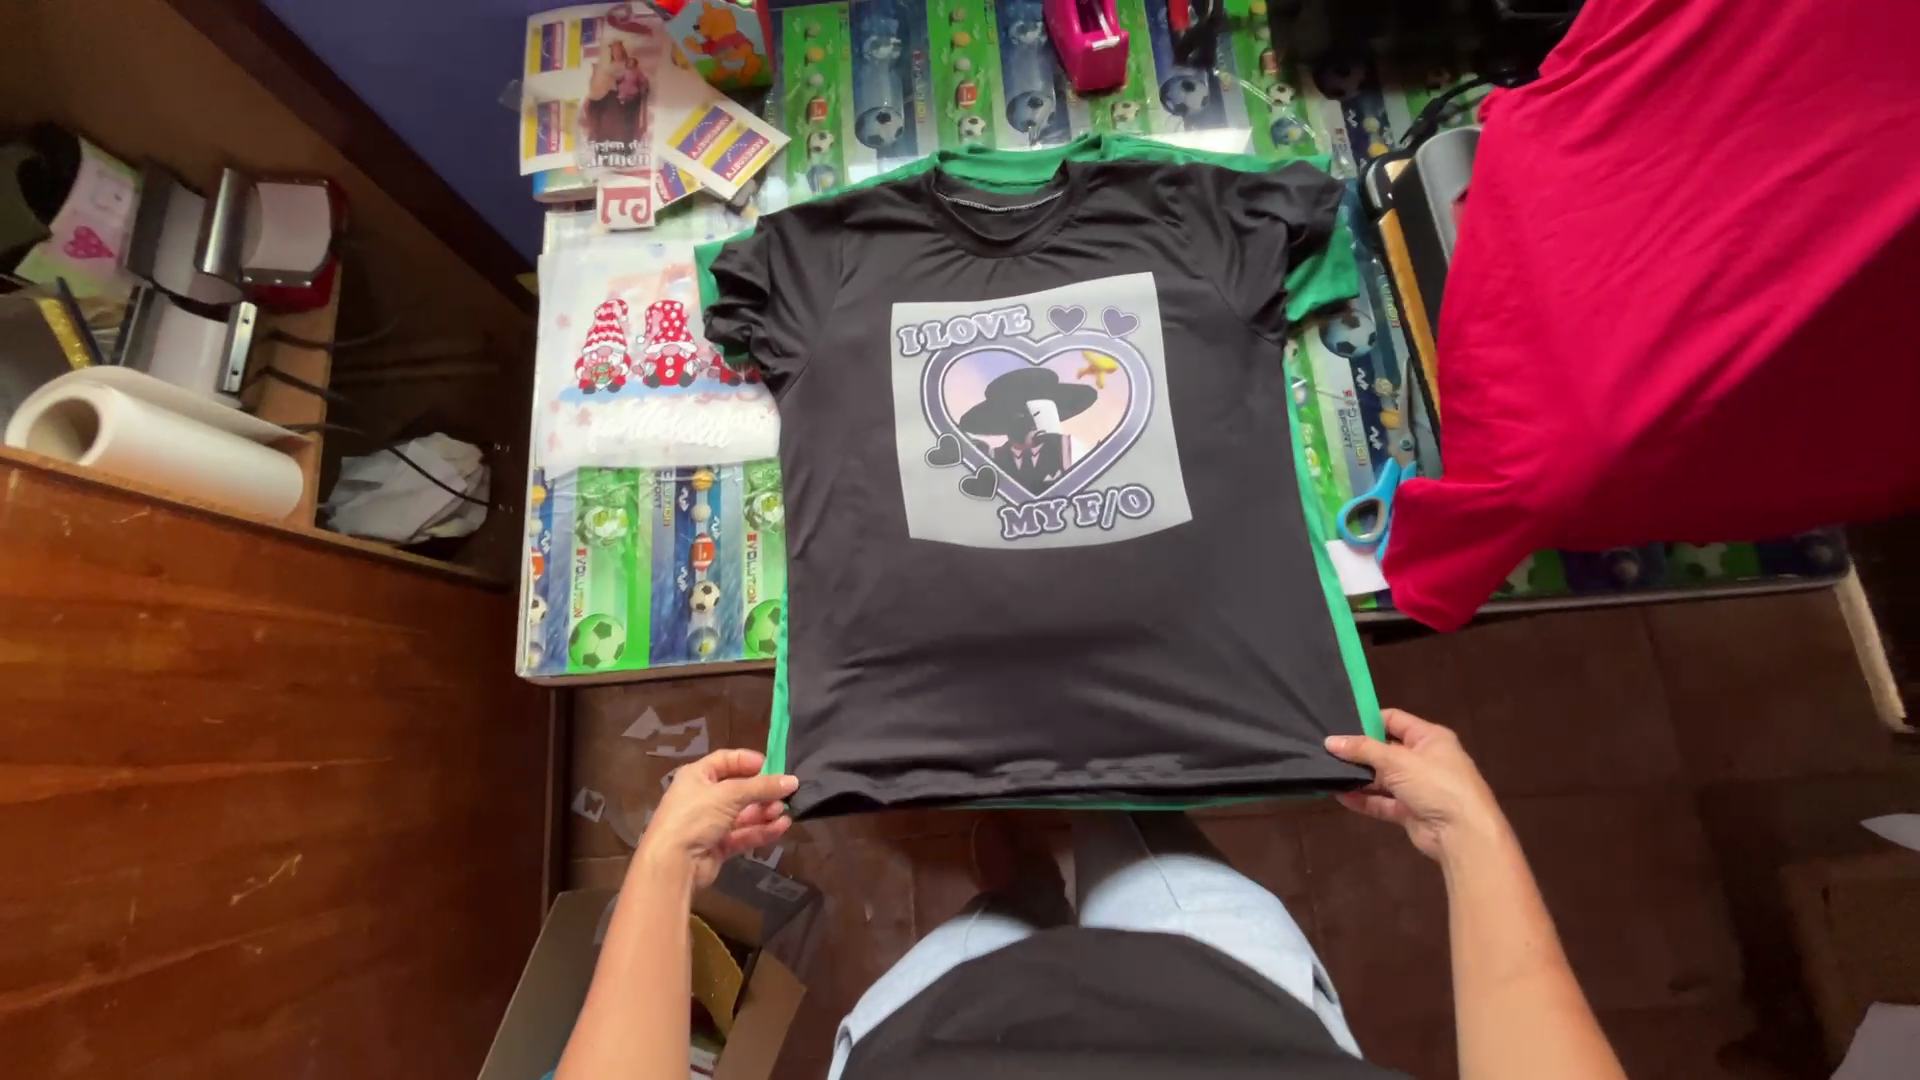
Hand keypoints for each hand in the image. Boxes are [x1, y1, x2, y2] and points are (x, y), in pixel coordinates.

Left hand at [638, 749, 797, 887]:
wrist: (672, 866)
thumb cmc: (695, 817)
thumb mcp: (730, 794)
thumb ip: (762, 787)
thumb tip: (793, 781)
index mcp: (697, 776)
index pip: (726, 760)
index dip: (749, 761)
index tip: (773, 766)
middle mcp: (702, 797)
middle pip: (739, 788)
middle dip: (762, 791)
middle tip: (784, 793)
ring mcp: (710, 823)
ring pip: (744, 813)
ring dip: (765, 811)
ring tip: (784, 811)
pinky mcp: (717, 846)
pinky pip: (743, 833)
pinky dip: (762, 830)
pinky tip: (781, 826)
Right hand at [1324, 709, 1508, 863]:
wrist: (1464, 836)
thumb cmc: (1436, 785)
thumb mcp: (1396, 760)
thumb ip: (1362, 749)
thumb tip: (1330, 741)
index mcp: (1430, 738)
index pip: (1393, 720)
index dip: (1367, 720)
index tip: (1338, 724)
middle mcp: (1425, 759)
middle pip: (1384, 749)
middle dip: (1358, 752)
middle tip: (1326, 749)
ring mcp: (1418, 787)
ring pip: (1382, 777)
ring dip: (1358, 777)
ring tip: (1328, 772)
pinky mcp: (1411, 810)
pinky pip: (1382, 800)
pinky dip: (1364, 798)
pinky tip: (1340, 795)